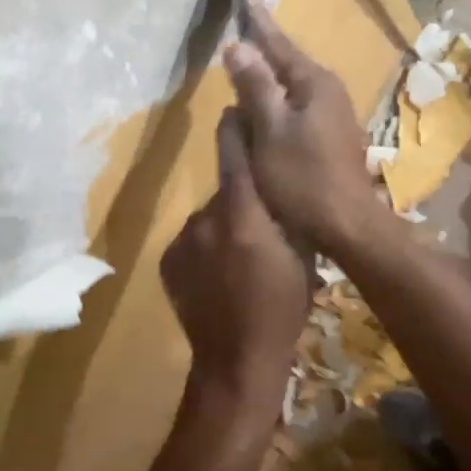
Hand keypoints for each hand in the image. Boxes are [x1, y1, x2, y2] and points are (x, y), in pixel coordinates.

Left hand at [160, 109, 313, 398]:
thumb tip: (279, 181)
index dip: (237, 128)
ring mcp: (182, 240)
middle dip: (243, 199)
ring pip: (209, 218)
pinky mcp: (167, 260)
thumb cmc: (280, 310)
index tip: (237, 108)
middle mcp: (206, 218)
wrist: (234, 363)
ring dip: (224, 227)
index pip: (235, 153)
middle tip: (262, 227)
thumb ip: (288, 215)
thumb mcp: (302, 258)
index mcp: (243, 214)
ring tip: (241, 261)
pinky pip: (192, 241)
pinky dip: (206, 249)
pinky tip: (219, 276)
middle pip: (226, 189)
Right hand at [223, 0, 382, 250]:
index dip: (259, 20)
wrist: (349, 226)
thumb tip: (238, 46)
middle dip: (264, 44)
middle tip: (242, 22)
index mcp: (313, 83)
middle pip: (288, 60)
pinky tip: (264, 105)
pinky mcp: (331, 135)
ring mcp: (333, 114)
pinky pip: (297, 103)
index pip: (279, 42)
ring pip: (293, 84)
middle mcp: (328, 90)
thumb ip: (255, 86)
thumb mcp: (270, 130)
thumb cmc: (304, 178)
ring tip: (247, 60)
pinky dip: (277, 98)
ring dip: (269, 73)